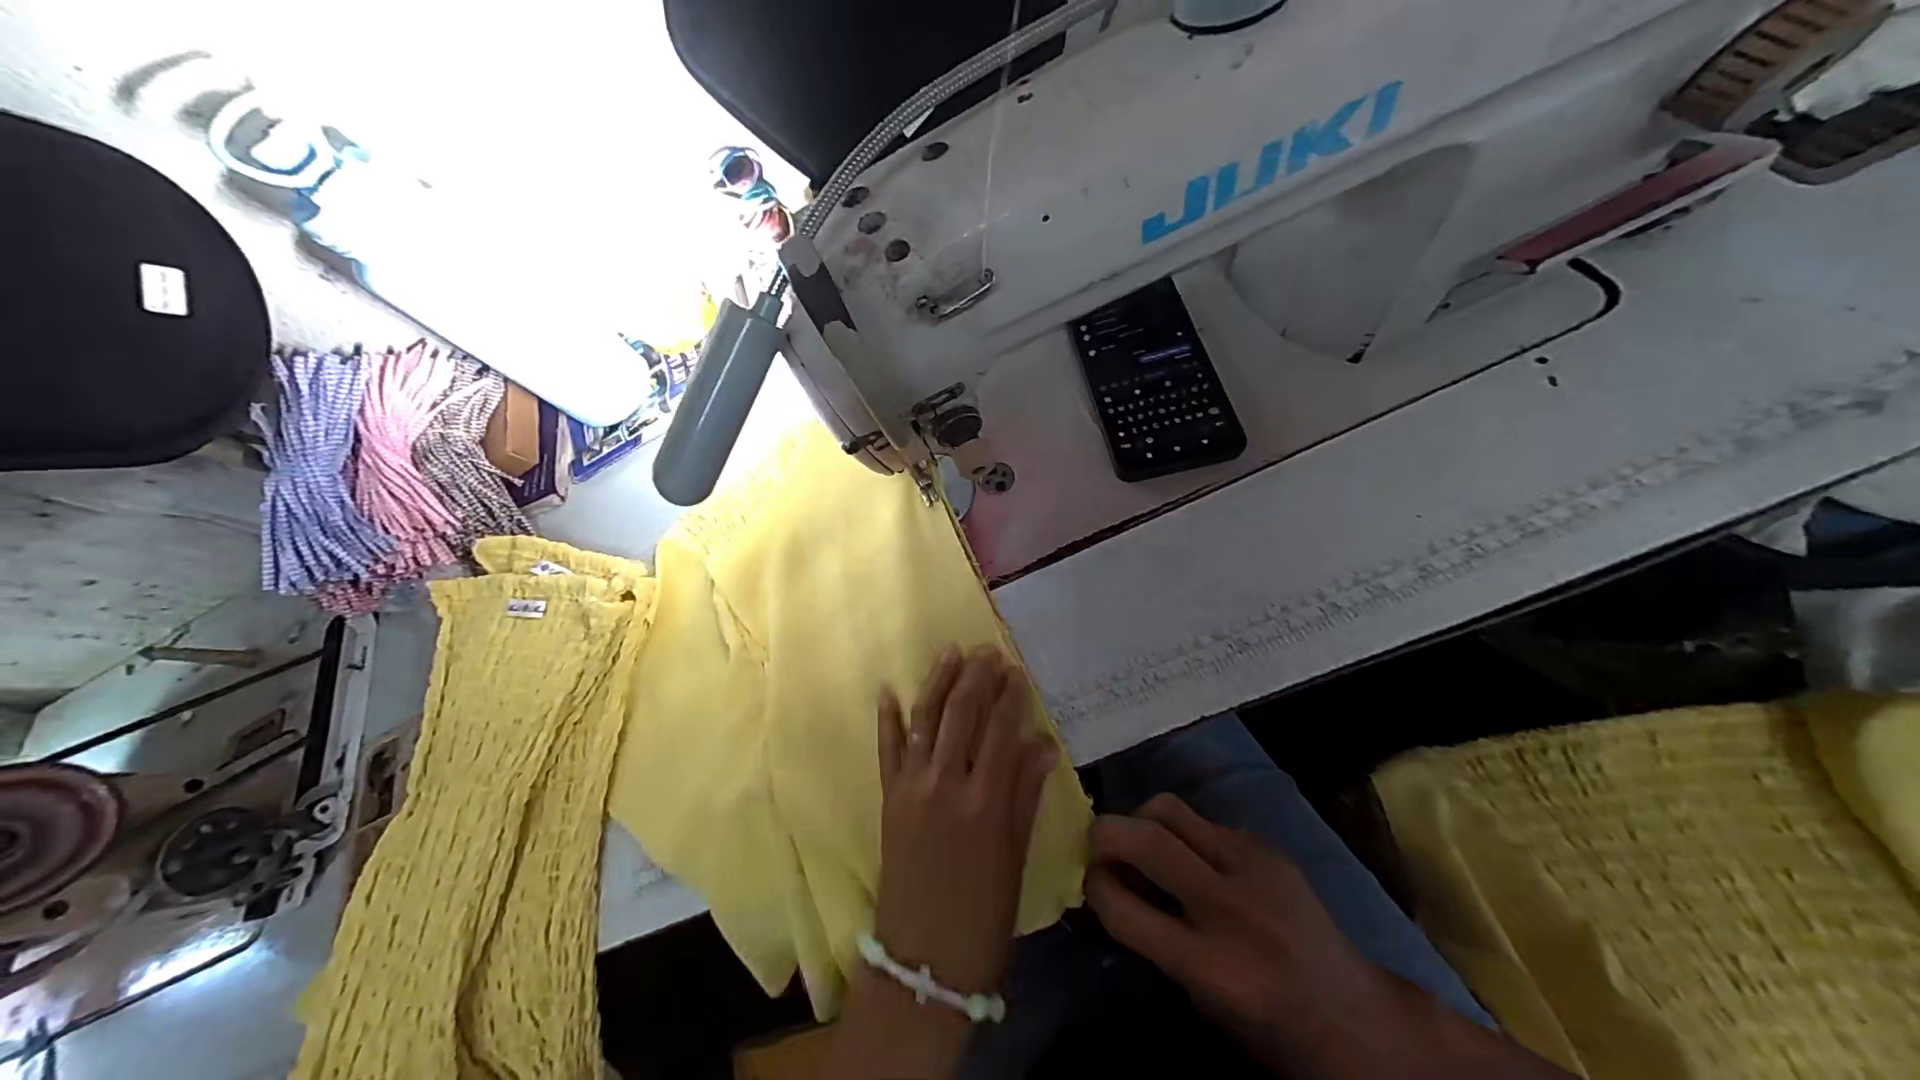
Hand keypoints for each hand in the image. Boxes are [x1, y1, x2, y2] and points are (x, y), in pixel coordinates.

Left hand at [872, 645, 1061, 994]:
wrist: (924, 959)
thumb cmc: (984, 914)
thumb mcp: (1016, 856)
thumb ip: (1027, 796)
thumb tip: (1042, 745)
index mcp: (986, 801)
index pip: (1002, 731)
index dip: (1010, 698)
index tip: (1016, 671)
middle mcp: (947, 784)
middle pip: (963, 715)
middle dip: (977, 678)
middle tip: (988, 652)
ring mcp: (912, 788)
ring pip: (925, 720)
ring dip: (938, 682)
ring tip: (950, 653)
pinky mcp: (888, 799)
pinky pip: (887, 750)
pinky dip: (888, 719)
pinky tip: (888, 691)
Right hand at [1084, 794, 1398, 1074]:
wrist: (1349, 1012)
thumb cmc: (1262, 1018)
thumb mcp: (1196, 993)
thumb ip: (1150, 936)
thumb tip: (1106, 880)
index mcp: (1208, 966)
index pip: (1121, 907)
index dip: (1092, 885)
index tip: (1087, 877)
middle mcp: (1230, 909)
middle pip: (1144, 839)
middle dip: (1104, 834)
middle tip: (1098, 845)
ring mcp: (1254, 869)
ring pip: (1170, 809)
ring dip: (1142, 820)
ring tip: (1144, 842)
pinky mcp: (1268, 847)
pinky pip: (1205, 821)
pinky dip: (1185, 834)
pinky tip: (1195, 858)